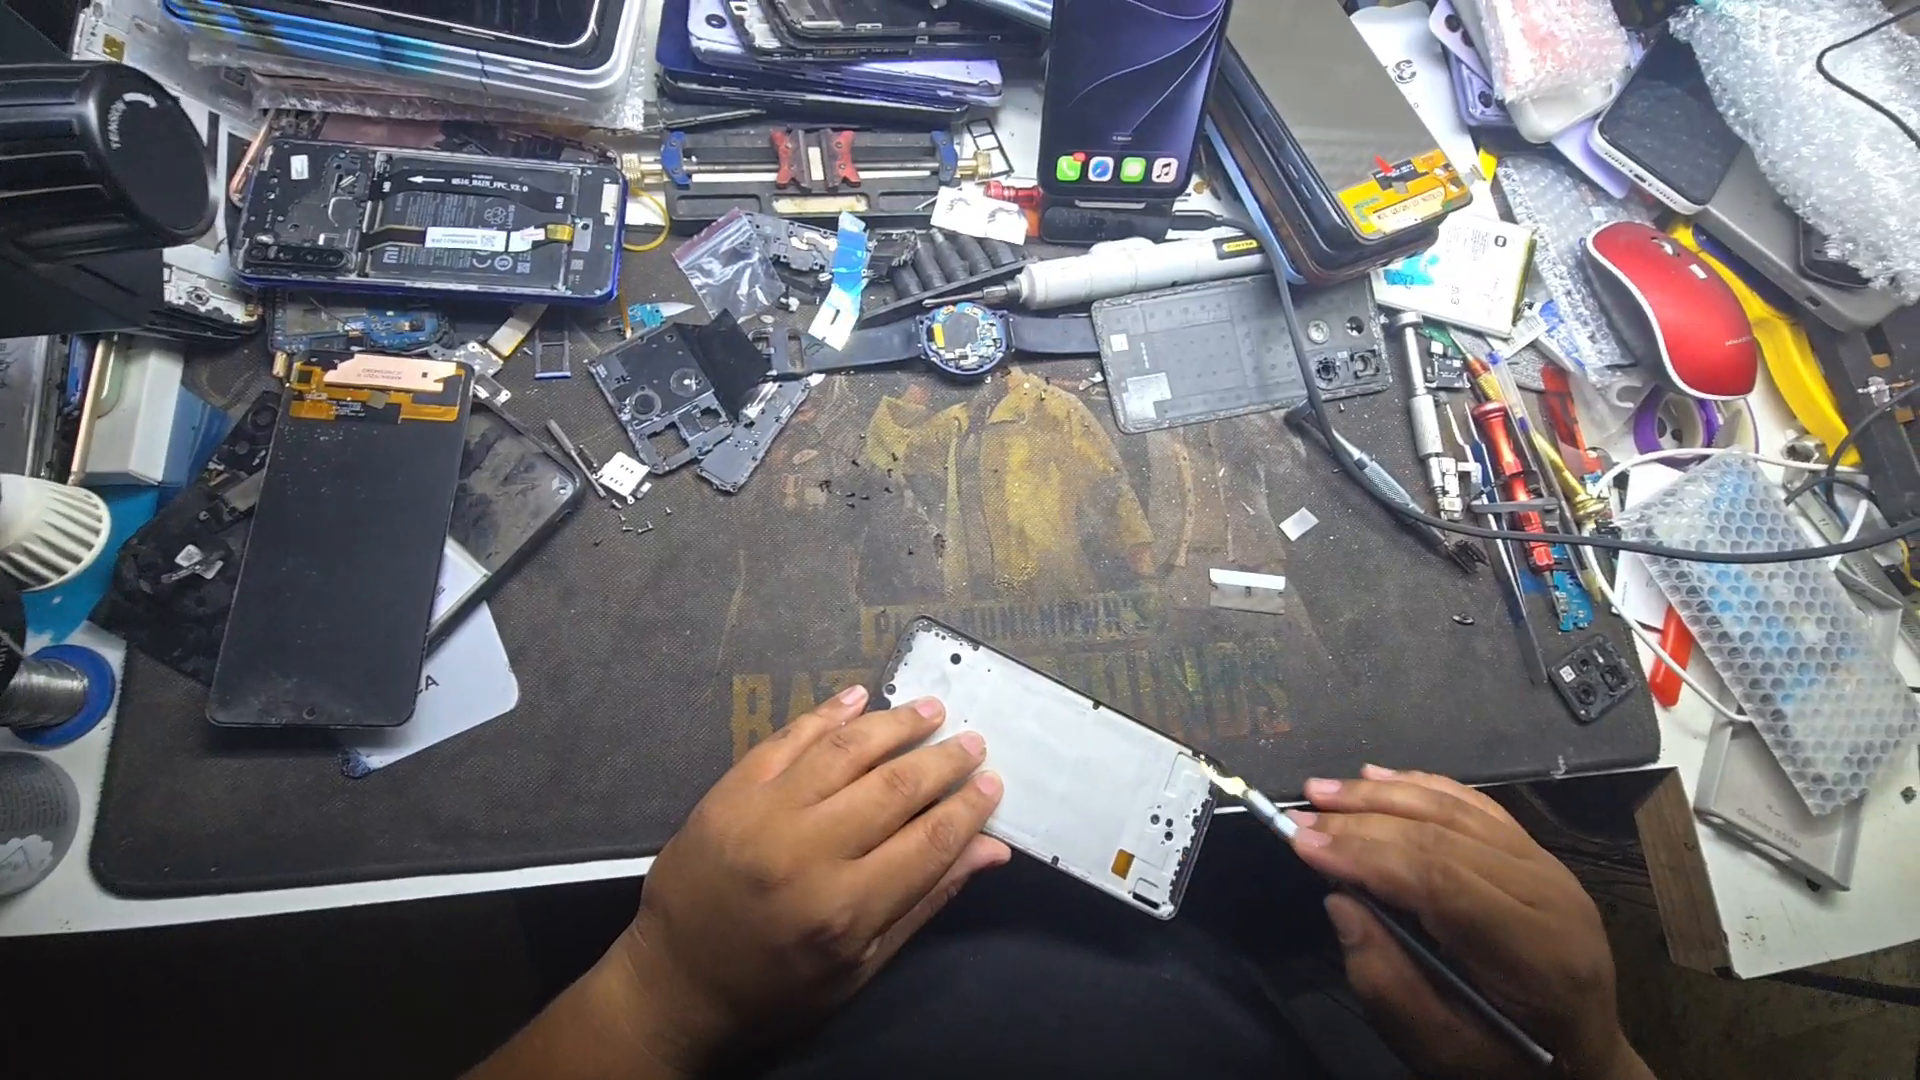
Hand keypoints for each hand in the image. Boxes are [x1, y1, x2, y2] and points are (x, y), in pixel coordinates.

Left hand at [614, 686, 1009, 1074]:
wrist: (674, 981)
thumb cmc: (777, 986)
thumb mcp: (861, 965)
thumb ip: (926, 900)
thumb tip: (991, 849)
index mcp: (843, 909)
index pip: (929, 842)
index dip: (968, 809)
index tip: (993, 782)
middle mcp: (807, 853)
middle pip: (894, 789)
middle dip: (943, 760)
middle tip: (972, 740)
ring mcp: (764, 813)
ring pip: (846, 751)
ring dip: (895, 724)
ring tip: (930, 709)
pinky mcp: (731, 790)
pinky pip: (788, 738)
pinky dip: (827, 713)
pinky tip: (859, 696)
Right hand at [1287, 766, 1652, 1079]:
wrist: (1581, 1059)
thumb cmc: (1504, 1059)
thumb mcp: (1441, 1050)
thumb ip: (1386, 982)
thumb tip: (1340, 901)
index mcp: (1537, 953)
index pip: (1439, 880)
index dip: (1364, 854)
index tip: (1301, 843)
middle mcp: (1549, 895)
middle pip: (1439, 836)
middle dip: (1357, 824)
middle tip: (1297, 820)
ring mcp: (1546, 865)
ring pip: (1449, 808)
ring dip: (1377, 794)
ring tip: (1319, 791)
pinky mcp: (1532, 850)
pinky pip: (1468, 802)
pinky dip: (1415, 783)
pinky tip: (1372, 776)